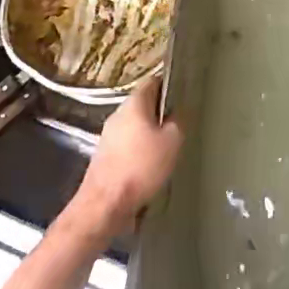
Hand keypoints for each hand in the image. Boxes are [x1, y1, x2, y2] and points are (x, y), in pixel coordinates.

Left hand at [71, 75, 181, 237]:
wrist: (104, 206)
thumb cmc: (142, 167)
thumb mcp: (173, 140)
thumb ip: (178, 120)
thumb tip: (177, 112)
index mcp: (133, 105)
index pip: (151, 83)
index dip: (168, 83)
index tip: (184, 90)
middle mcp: (117, 116)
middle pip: (142, 105)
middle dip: (161, 110)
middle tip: (182, 118)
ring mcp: (107, 138)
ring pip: (135, 125)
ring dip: (151, 131)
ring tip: (170, 142)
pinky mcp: (104, 157)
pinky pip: (128, 144)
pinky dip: (141, 148)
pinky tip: (153, 162)